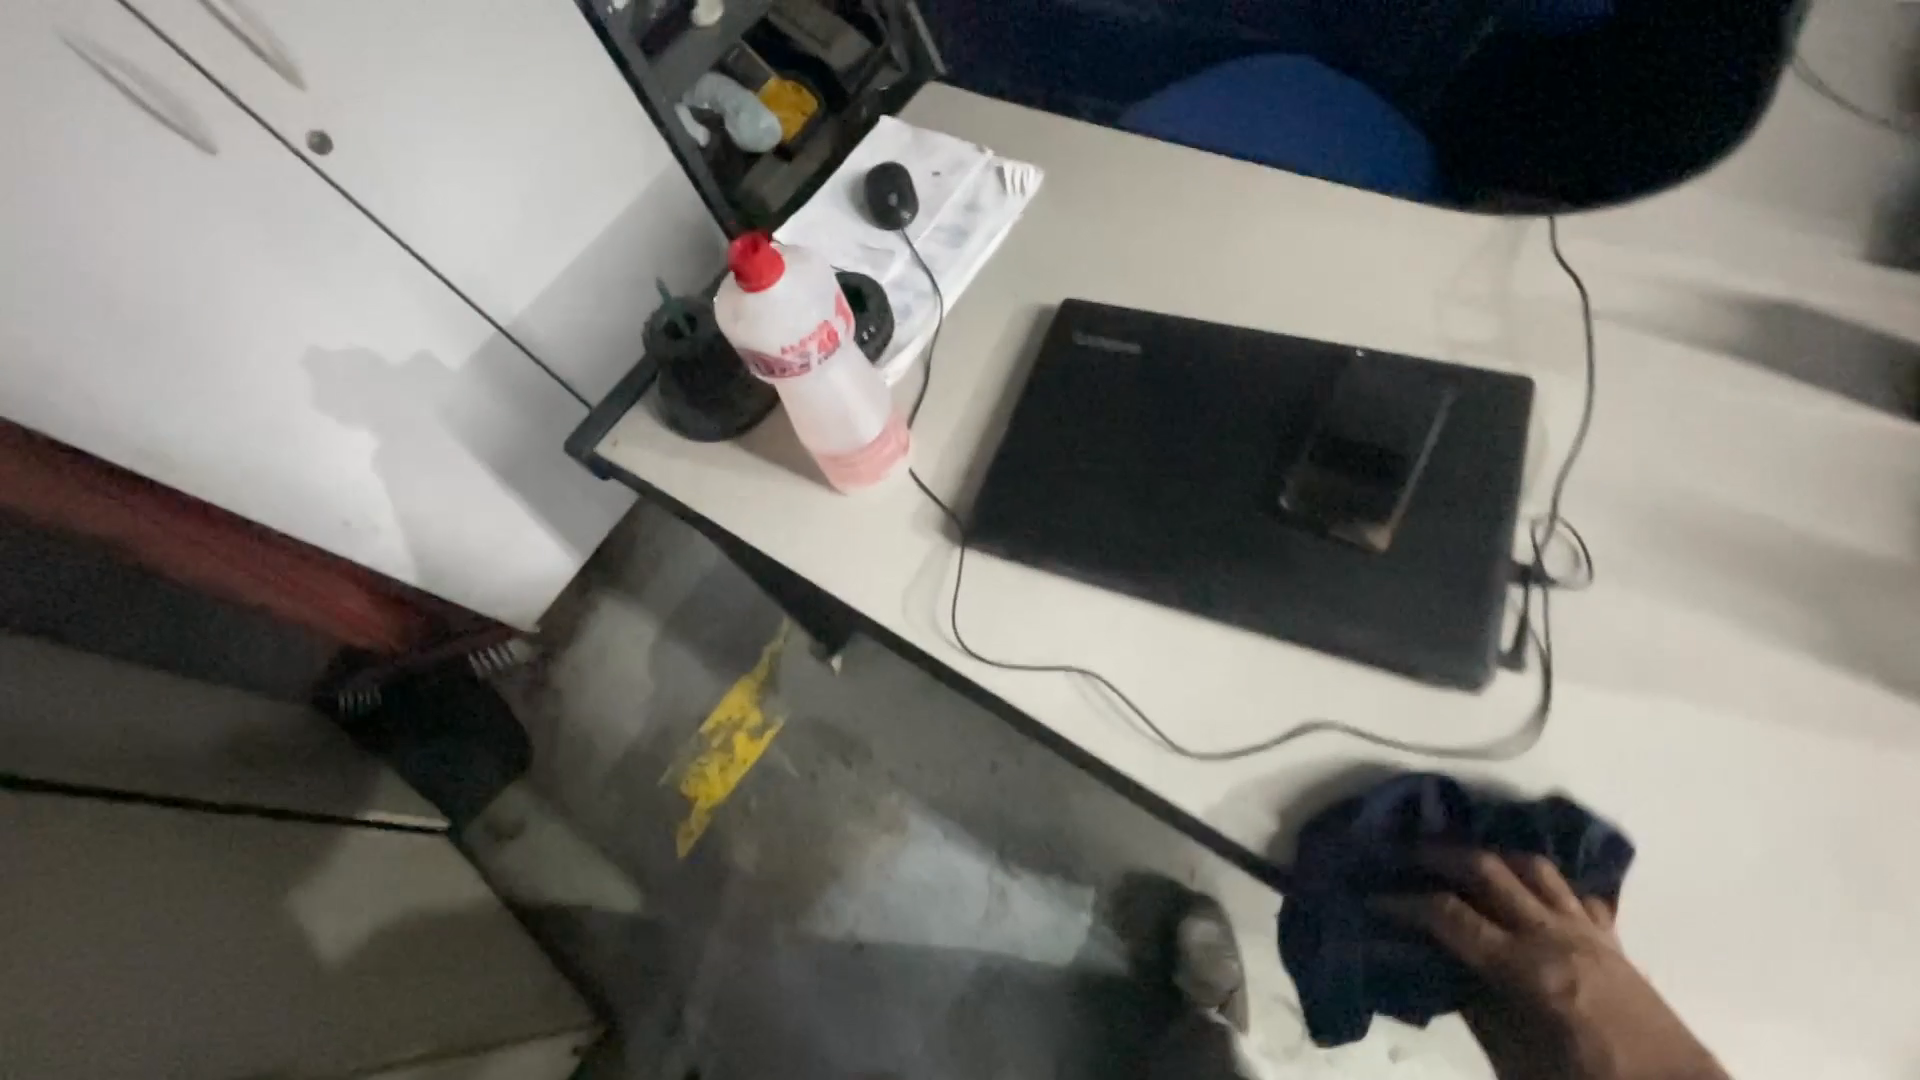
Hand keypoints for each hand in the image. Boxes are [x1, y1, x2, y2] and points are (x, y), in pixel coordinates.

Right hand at [1375, 850, 1727, 1079]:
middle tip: (1404, 852)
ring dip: (1493, 856)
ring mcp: (1586, 932)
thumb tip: (1439, 965)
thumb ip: (1476, 1007)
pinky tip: (1529, 891)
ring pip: (1532, 865)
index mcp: (1525, 968)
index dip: (1402, 903)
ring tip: (1464, 860)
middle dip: (1437, 854)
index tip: (1373, 899)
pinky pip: (1576, 893)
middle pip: (1486, 868)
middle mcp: (1553, 935)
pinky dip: (1546, 884)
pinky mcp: (1612, 940)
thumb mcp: (1518, 1064)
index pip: (1446, 914)